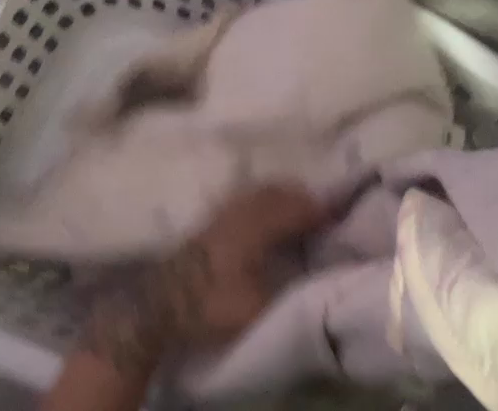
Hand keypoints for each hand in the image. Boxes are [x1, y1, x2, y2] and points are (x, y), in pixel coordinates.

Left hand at [64, 185, 330, 385]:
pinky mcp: (210, 218)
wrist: (160, 304)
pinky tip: (267, 210)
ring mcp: (221, 211)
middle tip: (323, 209)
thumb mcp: (256, 306)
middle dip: (301, 197)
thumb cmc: (210, 306)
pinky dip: (265, 197)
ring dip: (282, 194)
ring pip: (259, 191)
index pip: (292, 208)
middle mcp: (238, 211)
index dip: (316, 209)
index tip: (337, 213)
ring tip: (299, 207)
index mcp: (253, 228)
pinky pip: (246, 196)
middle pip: (276, 192)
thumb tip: (313, 269)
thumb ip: (287, 285)